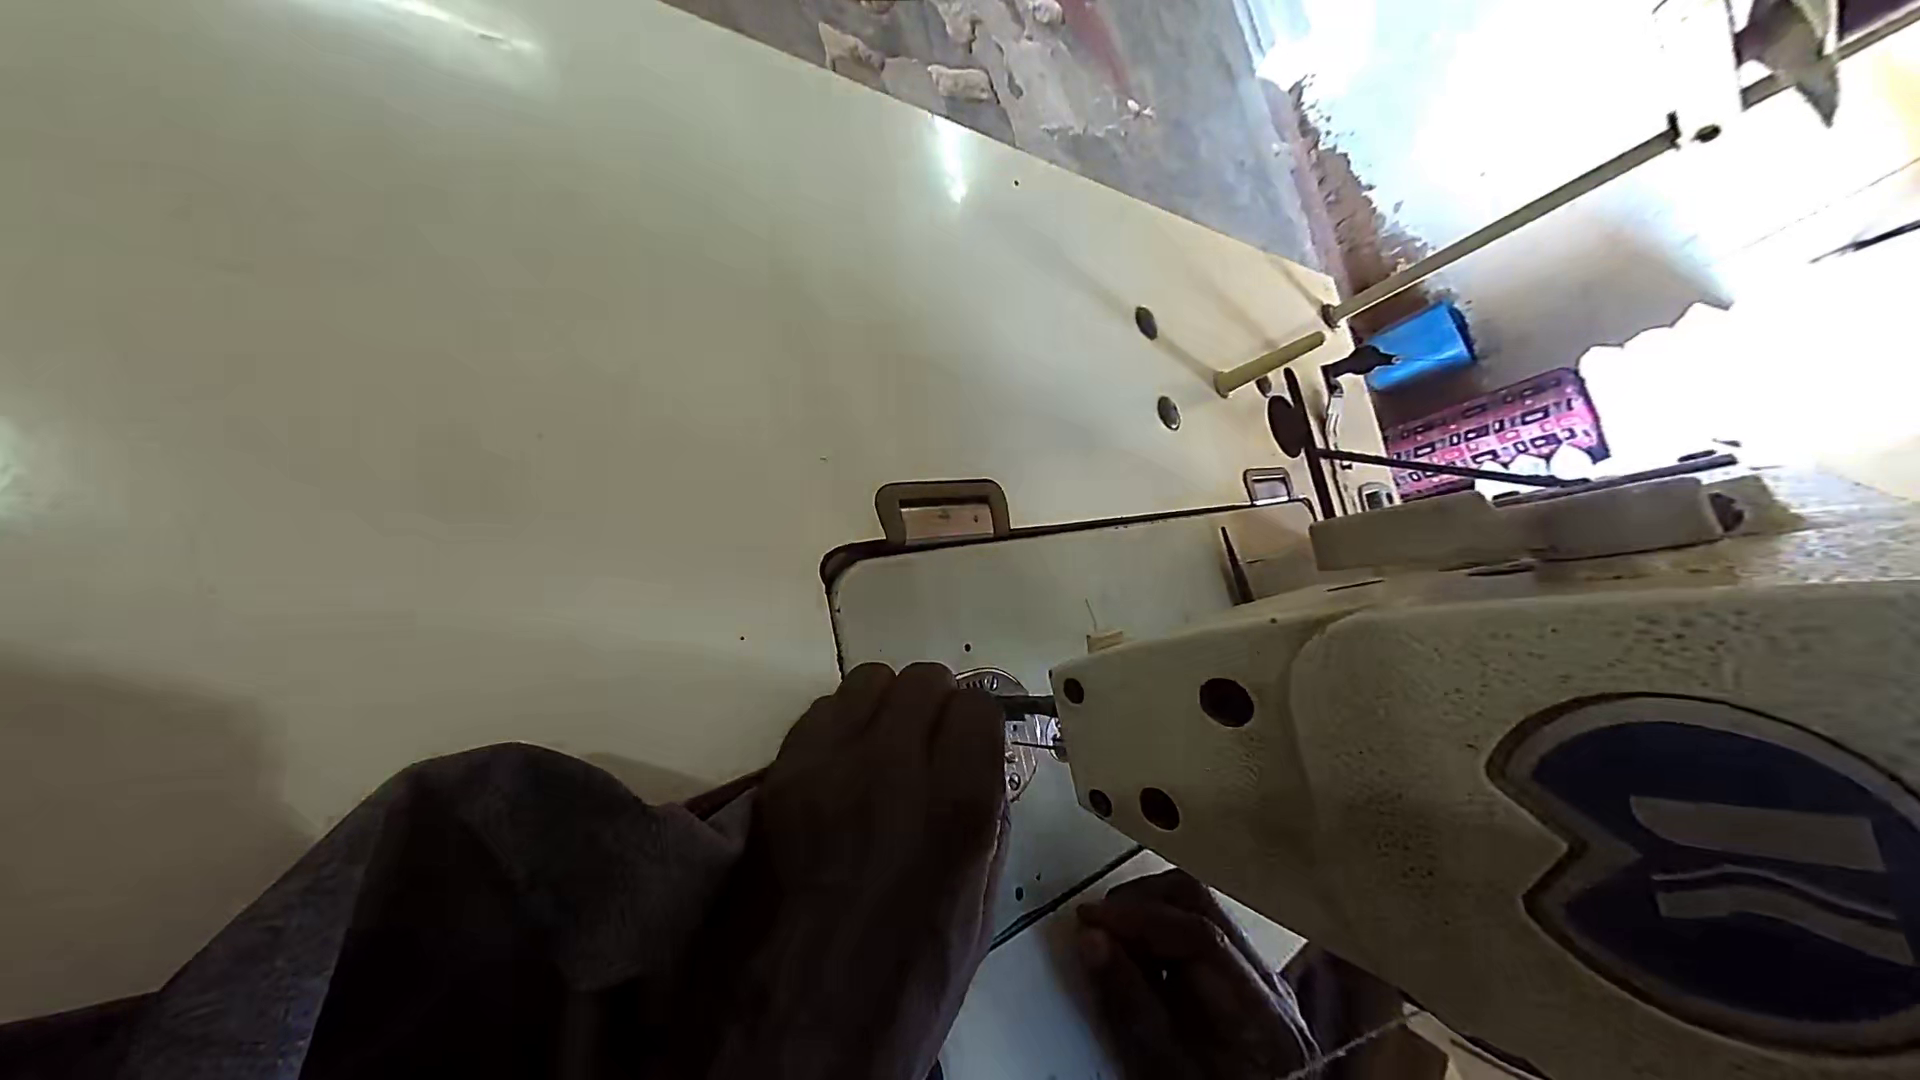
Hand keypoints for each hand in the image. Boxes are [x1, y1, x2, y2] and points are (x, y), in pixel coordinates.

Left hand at [702, 663, 1008, 1079]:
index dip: (979, 723)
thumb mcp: (975, 918)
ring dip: (887, 704)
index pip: (978, 708)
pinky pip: (820, 711)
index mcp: (957, 810)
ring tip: (884, 746)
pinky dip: (840, 723)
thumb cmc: (898, 995)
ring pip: (869, 680)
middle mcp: (893, 770)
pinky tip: (842, 765)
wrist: (782, 1041)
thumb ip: (988, 825)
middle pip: (923, 681)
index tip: (973, 741)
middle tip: (931, 741)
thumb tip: (985, 769)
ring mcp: (827, 767)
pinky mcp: (779, 776)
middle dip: (936, 704)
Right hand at [1078, 870, 1315, 1079]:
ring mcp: (1264, 982)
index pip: (1197, 933)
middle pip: (1200, 902)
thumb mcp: (1168, 1073)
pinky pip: (1205, 931)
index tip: (1090, 919)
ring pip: (1202, 909)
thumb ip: (1133, 1008)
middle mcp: (1269, 986)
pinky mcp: (1250, 986)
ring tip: (1115, 940)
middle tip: (1100, 921)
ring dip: (1151, 912)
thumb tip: (1093, 940)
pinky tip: (1142, 958)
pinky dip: (1165, 931)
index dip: (1137, 917)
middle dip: (1141, 900)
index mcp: (1258, 1011)